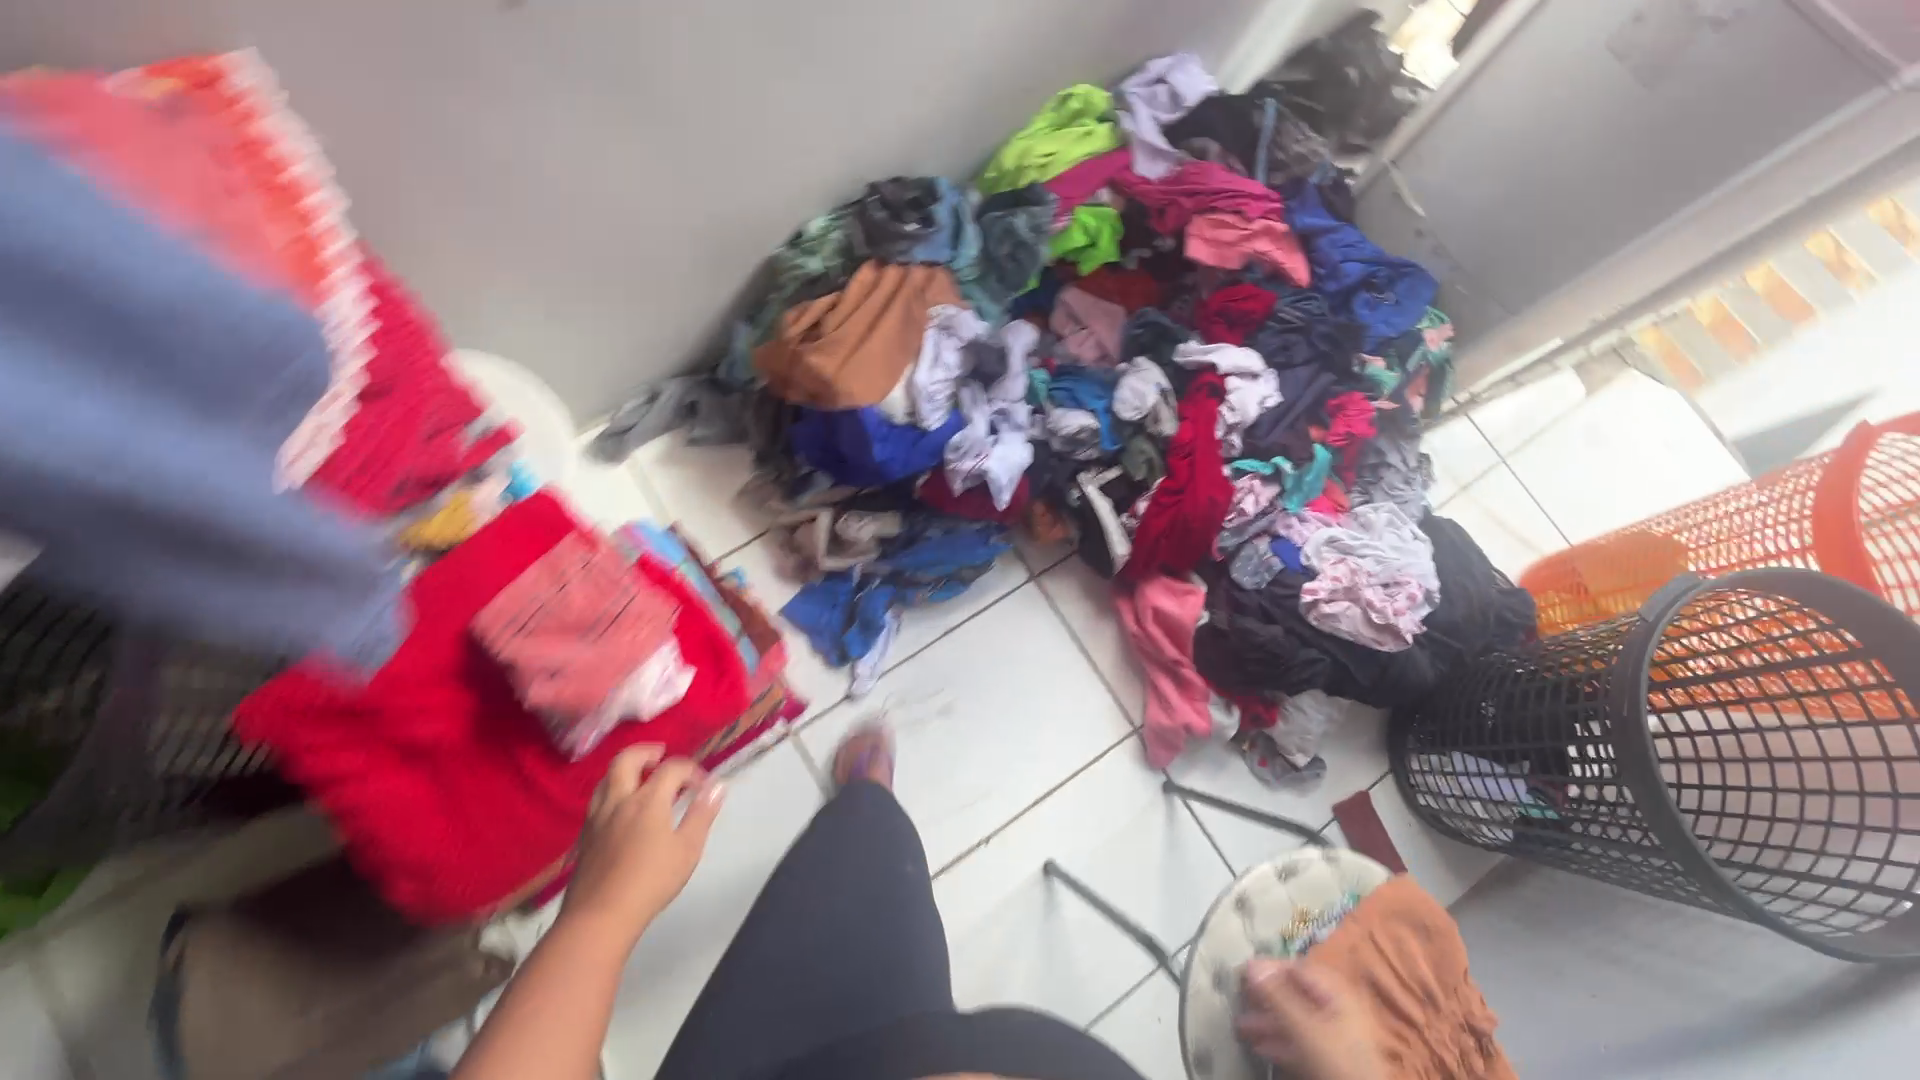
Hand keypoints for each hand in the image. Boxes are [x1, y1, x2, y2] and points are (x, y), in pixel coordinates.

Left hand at [560, 745, 725, 947]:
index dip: (691, 770)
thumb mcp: (687, 849)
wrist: (600, 916)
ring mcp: (598, 817)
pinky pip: (598, 799)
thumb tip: (717, 786)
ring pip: (606, 778)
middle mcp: (619, 800)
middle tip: (661, 756)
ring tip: (641, 778)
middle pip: (627, 760)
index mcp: (648, 800)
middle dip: (647, 752)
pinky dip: (613, 791)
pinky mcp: (585, 835)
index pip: (672, 768)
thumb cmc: (651, 881)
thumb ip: (702, 814)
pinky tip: (622, 809)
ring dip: (626, 770)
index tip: (704, 786)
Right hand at [1236, 958, 1383, 1079]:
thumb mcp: (1304, 1026)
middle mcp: (1337, 1009)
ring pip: (1295, 1020)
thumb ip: (1276, 995)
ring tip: (1240, 1026)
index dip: (1269, 968)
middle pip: (1294, 994)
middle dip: (1264, 997)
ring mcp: (1334, 1036)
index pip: (1298, 969)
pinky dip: (1279, 1041)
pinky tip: (1259, 1047)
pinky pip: (1299, 1042)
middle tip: (1237, 998)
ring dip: (1267, 1021)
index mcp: (1337, 993)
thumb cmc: (1337, 1061)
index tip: (1242, 972)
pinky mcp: (1329, 1059)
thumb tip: (1250, 964)